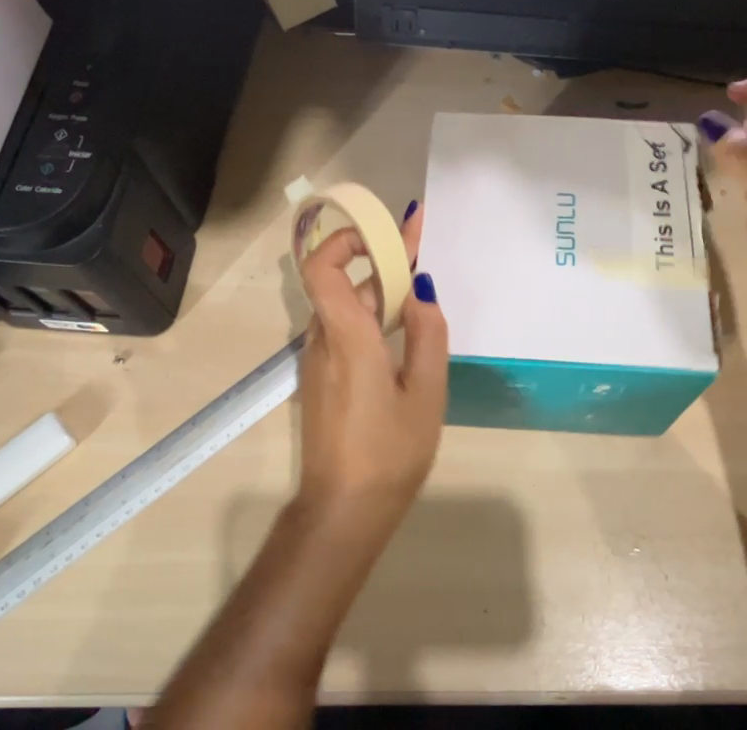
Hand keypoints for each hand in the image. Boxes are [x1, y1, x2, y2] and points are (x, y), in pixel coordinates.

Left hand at [294, 203, 447, 528]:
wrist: (343, 512)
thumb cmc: (389, 452)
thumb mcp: (425, 392)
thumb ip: (427, 334)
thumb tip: (421, 289)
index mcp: (347, 337)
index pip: (323, 267)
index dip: (347, 240)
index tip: (388, 235)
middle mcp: (324, 342)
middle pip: (342, 285)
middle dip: (381, 262)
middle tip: (425, 252)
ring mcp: (319, 364)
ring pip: (344, 311)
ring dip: (378, 293)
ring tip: (422, 291)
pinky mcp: (323, 383)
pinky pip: (345, 335)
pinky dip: (372, 320)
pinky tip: (404, 334)